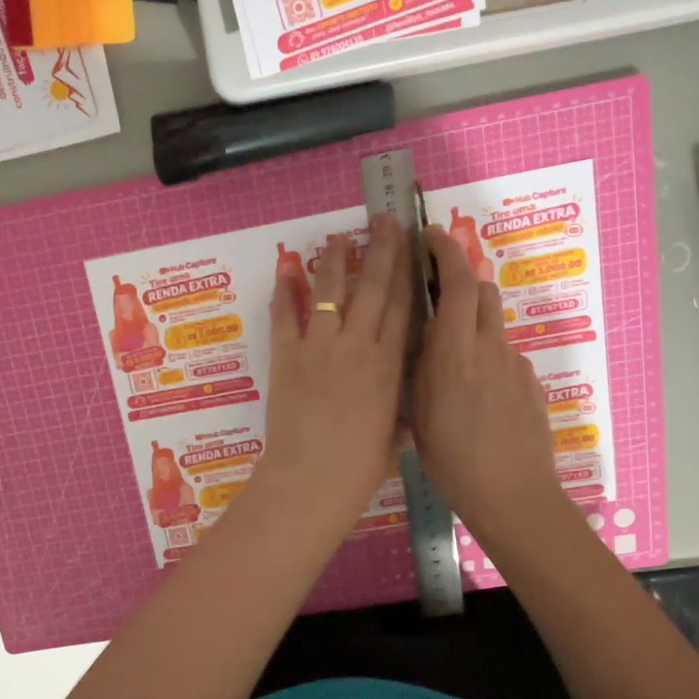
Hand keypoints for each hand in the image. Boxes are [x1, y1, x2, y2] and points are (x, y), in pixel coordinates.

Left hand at [249, 216, 412, 536]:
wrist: (312, 480)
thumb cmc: (359, 467)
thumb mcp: (393, 435)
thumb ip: (400, 411)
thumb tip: (409, 405)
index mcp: (390, 365)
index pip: (402, 306)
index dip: (409, 270)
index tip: (413, 243)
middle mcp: (358, 346)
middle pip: (373, 287)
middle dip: (381, 249)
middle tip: (384, 219)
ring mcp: (319, 348)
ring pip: (331, 292)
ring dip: (335, 260)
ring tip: (339, 236)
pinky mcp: (286, 357)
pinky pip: (285, 316)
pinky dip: (285, 292)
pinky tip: (287, 270)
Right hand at [411, 225, 573, 544]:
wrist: (513, 496)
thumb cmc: (453, 461)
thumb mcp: (419, 413)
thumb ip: (422, 367)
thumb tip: (424, 335)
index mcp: (455, 352)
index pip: (456, 282)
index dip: (444, 250)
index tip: (428, 235)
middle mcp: (489, 348)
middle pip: (481, 291)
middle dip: (458, 278)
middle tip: (431, 289)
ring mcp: (515, 366)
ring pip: (493, 323)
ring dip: (472, 317)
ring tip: (449, 348)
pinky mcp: (531, 385)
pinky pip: (505, 356)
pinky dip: (487, 355)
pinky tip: (475, 392)